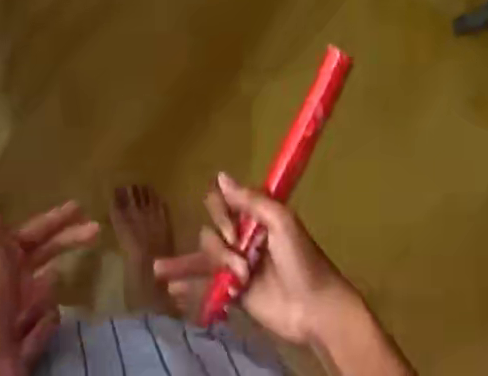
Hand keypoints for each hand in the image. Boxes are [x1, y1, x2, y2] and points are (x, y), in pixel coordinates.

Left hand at [0, 200, 99, 375]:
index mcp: (1, 260)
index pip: (33, 233)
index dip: (55, 220)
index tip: (79, 207)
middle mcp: (7, 285)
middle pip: (43, 257)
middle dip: (67, 242)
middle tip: (95, 229)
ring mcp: (15, 316)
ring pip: (37, 294)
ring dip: (49, 283)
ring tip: (65, 271)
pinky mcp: (23, 346)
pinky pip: (39, 330)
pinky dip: (46, 322)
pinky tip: (55, 315)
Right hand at [153, 172, 357, 345]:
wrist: (317, 311)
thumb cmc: (303, 261)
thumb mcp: (282, 222)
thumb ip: (251, 200)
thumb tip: (221, 176)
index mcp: (254, 216)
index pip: (221, 201)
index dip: (221, 213)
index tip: (234, 230)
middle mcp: (241, 236)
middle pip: (211, 227)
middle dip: (221, 244)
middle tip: (241, 259)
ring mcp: (236, 264)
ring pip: (208, 252)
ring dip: (219, 264)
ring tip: (240, 281)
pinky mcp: (234, 290)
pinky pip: (206, 281)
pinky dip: (188, 283)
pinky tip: (170, 287)